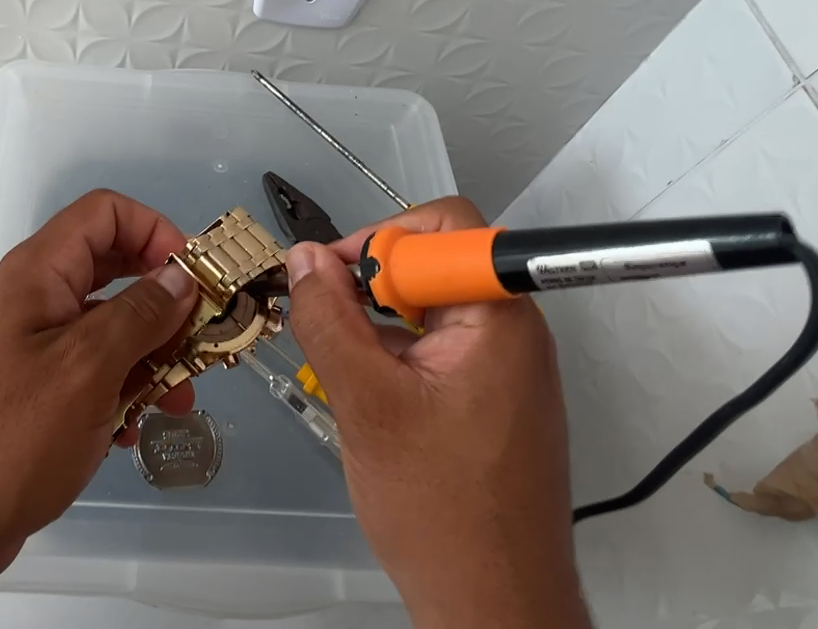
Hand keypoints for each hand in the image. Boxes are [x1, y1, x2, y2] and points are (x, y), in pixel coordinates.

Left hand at [0, 190, 198, 628]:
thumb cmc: (9, 436)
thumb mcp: (88, 368)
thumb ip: (140, 315)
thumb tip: (179, 277)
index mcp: (39, 272)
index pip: (105, 212)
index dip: (155, 230)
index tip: (193, 277)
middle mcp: (32, 298)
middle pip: (110, 269)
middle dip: (161, 301)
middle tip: (199, 339)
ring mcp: (27, 346)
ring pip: (103, 326)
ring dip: (147, 355)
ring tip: (177, 402)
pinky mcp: (27, 392)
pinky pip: (85, 371)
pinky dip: (116, 390)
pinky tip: (129, 431)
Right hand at [287, 196, 589, 628]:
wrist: (494, 607)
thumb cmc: (437, 506)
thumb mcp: (365, 402)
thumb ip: (330, 319)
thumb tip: (304, 256)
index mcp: (498, 317)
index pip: (446, 227)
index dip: (380, 239)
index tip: (330, 279)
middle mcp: (513, 329)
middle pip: (438, 262)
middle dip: (374, 280)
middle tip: (328, 320)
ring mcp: (508, 365)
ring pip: (434, 305)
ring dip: (380, 319)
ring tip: (340, 359)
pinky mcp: (495, 396)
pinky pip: (441, 344)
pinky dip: (398, 350)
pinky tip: (367, 388)